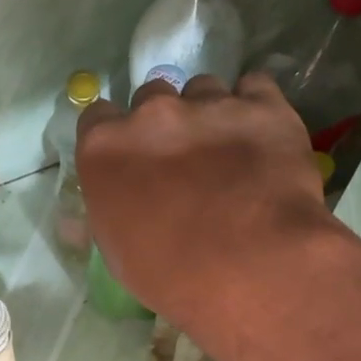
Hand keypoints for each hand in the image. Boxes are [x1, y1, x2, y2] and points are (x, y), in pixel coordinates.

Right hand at [75, 71, 331, 322]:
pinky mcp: (264, 106)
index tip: (128, 159)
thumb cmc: (172, 273)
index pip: (97, 118)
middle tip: (180, 161)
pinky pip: (254, 87)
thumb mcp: (118, 251)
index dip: (114, 137)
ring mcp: (210, 105)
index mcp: (105, 149)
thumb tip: (114, 198)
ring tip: (226, 151)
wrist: (254, 266)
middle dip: (162, 123)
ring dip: (208, 113)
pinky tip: (260, 135)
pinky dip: (253, 107)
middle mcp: (152, 114)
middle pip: (151, 97)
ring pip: (203, 90)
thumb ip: (111, 207)